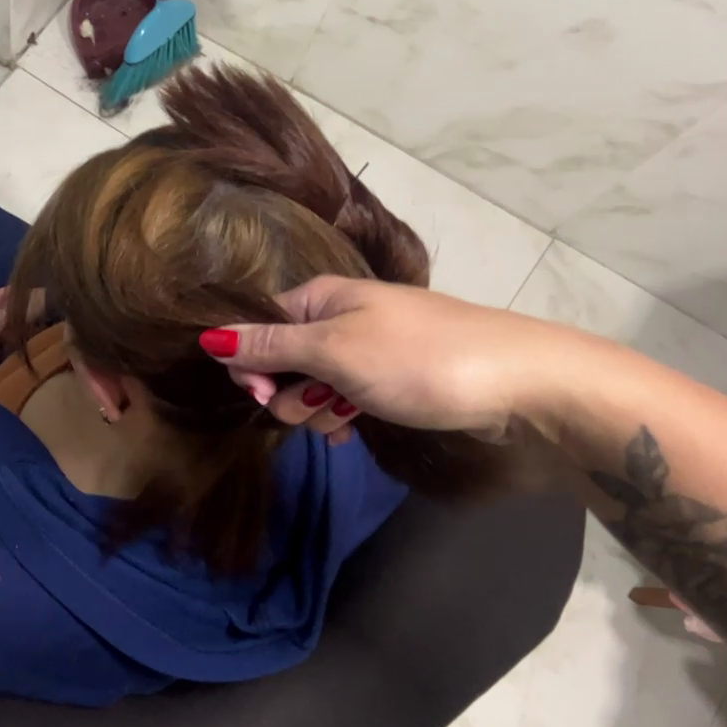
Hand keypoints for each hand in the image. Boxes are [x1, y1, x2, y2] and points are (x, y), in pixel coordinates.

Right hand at [199, 275, 583, 442]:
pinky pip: (345, 395)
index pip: (258, 328)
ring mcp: (368, 346)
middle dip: (289, 392)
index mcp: (321, 297)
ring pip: (314, 383)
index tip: (266, 394)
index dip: (253, 364)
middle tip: (318, 408)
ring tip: (344, 421)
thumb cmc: (416, 359)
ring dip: (317, 409)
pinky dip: (343, 413)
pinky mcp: (392, 375)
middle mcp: (340, 315)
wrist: (519, 382)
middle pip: (284, 358)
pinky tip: (353, 429)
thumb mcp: (333, 352)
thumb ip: (269, 347)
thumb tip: (207, 337)